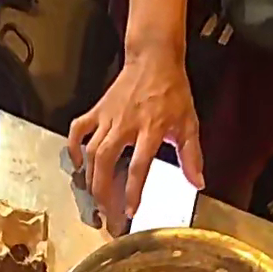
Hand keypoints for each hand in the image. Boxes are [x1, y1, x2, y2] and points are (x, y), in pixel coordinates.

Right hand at [67, 50, 204, 233]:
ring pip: (91, 151)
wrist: (154, 57)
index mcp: (150, 129)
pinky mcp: (97, 110)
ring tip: (95, 199)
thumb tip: (197, 182)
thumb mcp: (188, 123)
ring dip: (90, 178)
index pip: (138, 166)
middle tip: (106, 214)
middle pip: (106, 162)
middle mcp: (125, 124)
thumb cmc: (171, 90)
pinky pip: (79, 131)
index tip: (129, 211)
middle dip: (103, 191)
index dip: (132, 191)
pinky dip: (75, 149)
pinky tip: (79, 166)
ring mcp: (108, 117)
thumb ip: (192, 156)